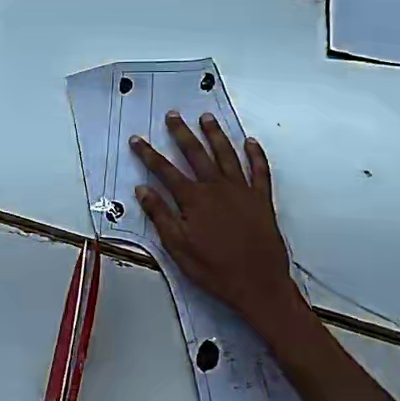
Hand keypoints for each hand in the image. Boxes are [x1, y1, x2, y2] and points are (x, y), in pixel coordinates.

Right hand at [129, 112, 304, 326]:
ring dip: (215, 135)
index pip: (165, 171)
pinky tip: (250, 142)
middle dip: (181, 133)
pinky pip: (259, 171)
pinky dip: (255, 154)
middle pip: (196, 154)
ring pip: (227, 155)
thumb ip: (160, 215)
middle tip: (172, 115)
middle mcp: (217, 188)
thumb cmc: (214, 269)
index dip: (148, 154)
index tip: (136, 140)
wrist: (259, 285)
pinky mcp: (262, 200)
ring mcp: (242, 191)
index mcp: (194, 199)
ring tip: (206, 118)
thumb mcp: (178, 247)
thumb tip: (142, 189)